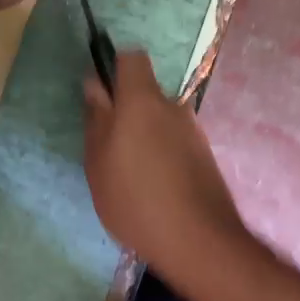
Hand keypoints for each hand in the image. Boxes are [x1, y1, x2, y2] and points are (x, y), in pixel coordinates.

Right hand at [83, 52, 247, 275]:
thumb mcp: (98, 160)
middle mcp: (172, 106)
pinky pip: (174, 143)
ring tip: (130, 176)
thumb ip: (96, 118)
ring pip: (160, 120)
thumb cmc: (135, 198)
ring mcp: (193, 131)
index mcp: (142, 100)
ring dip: (145, 136)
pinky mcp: (205, 156)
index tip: (100, 92)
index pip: (132, 58)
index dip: (114, 66)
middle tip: (108, 147)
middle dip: (126, 111)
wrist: (200, 243)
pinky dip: (162, 156)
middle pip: (145, 93)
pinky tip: (154, 189)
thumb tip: (94, 84)